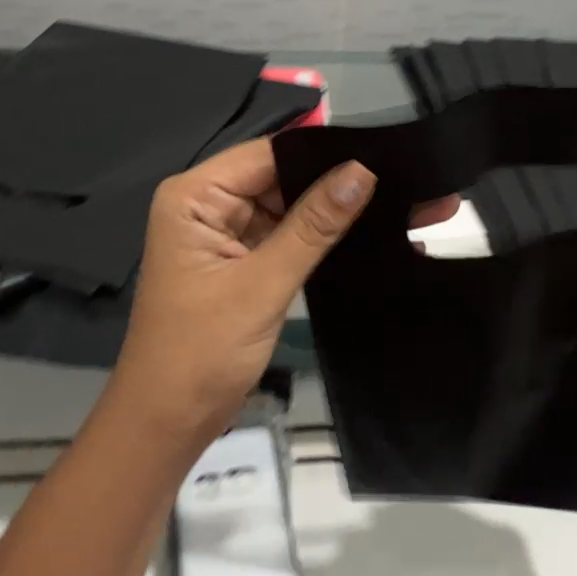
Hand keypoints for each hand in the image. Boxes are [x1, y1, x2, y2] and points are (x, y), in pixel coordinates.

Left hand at [113, 139, 457, 440]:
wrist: (168, 424)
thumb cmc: (201, 353)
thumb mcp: (263, 284)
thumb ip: (314, 225)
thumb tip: (363, 170)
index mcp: (195, 196)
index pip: (267, 155)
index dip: (323, 152)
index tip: (385, 151)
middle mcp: (207, 204)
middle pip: (281, 177)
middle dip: (337, 181)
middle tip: (409, 178)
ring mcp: (225, 233)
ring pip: (289, 206)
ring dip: (336, 210)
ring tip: (404, 201)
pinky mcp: (242, 261)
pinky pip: (288, 235)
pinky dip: (323, 238)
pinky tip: (372, 233)